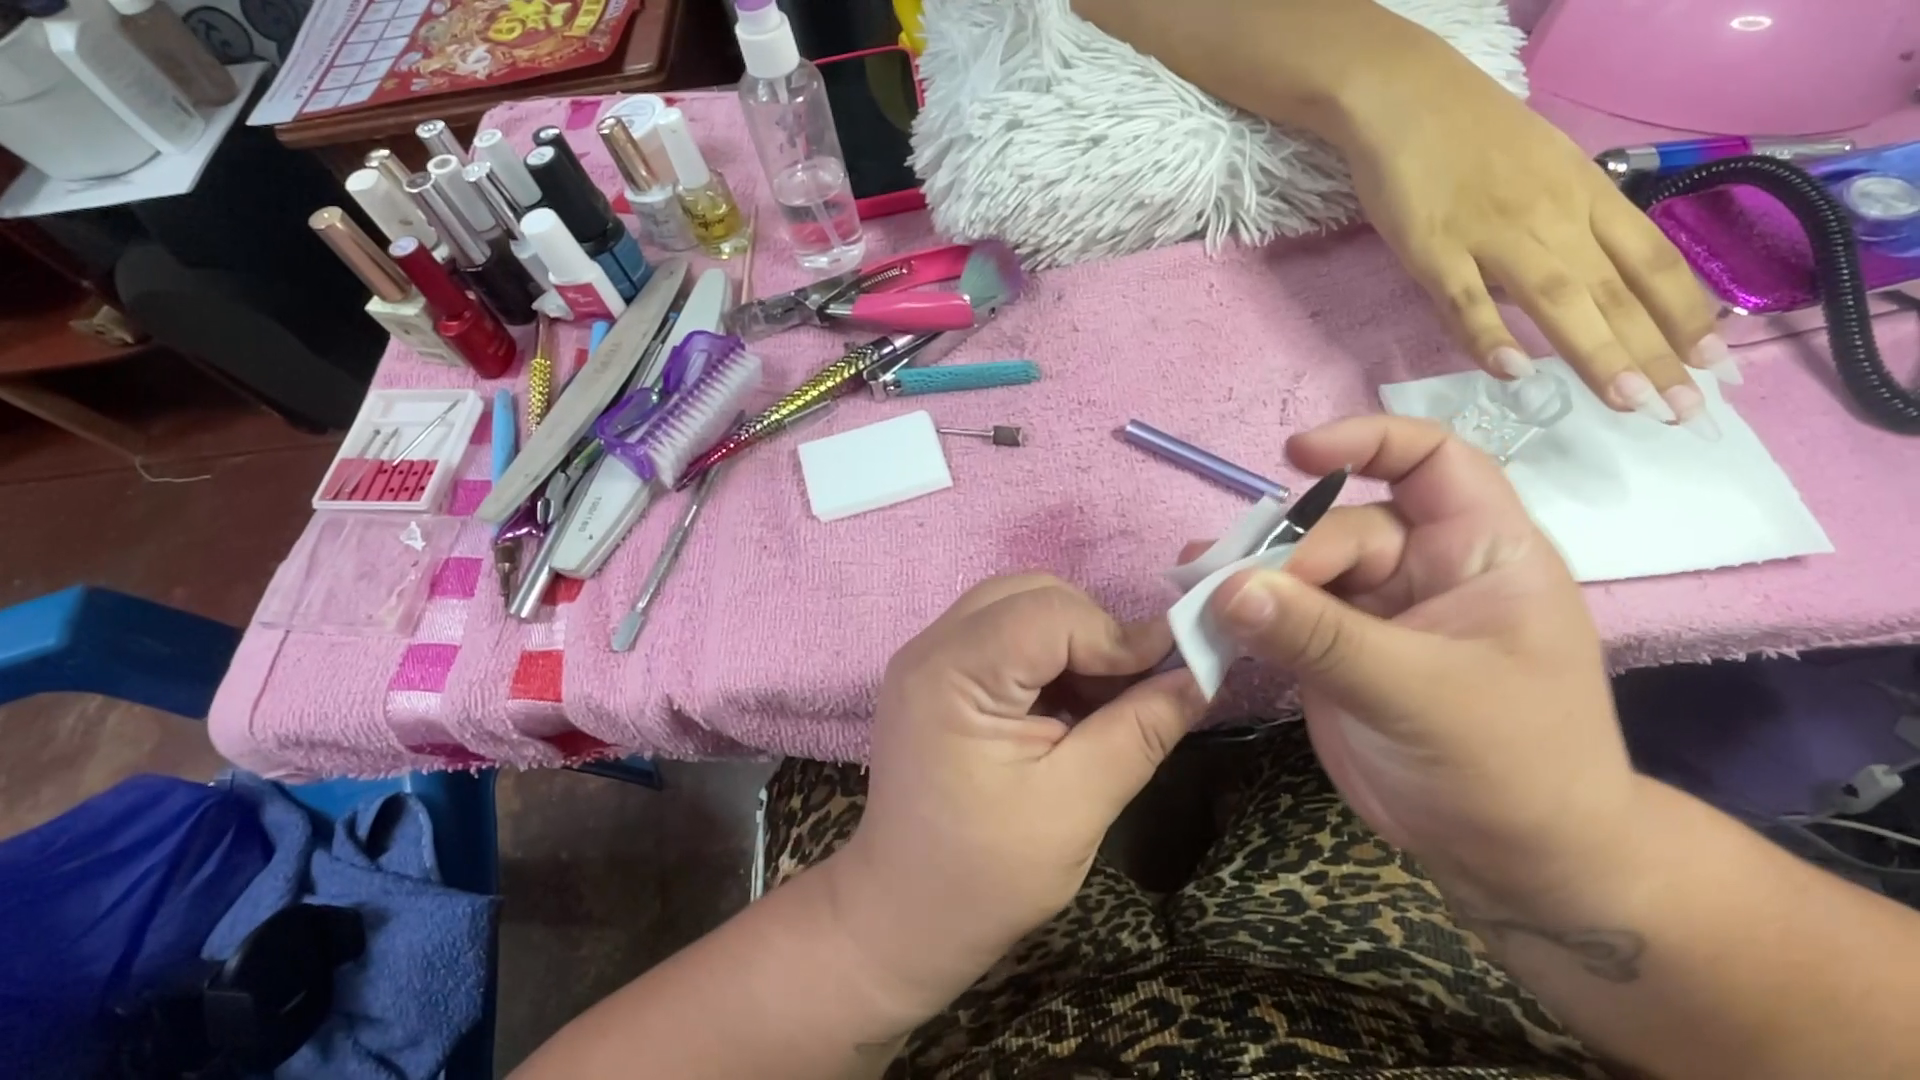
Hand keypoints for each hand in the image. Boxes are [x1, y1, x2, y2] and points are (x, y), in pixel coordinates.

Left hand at [828, 575, 1205, 1016]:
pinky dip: (1049, 658)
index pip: (1048, 613)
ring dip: (1075, 643)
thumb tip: (1200, 674)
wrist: (905, 916)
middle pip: (1032, 596)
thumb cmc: (985, 875)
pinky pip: (1004, 637)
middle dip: (1095, 633)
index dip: (1115, 635)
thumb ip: (1140, 731)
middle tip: (1135, 690)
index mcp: (950, 675)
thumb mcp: (1076, 807)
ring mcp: (928, 659)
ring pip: (1021, 608)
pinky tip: (1070, 708)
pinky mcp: (937, 678)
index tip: (1168, 672)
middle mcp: (930, 648)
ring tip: (1104, 704)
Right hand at [1206, 416, 1641, 911]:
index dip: (1368, 441)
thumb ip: (1322, 637)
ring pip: (1302, 572)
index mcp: (1480, 552)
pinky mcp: (1335, 654)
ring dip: (1250, 579)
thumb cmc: (1507, 765)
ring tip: (1196, 590)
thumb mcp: (1420, 693)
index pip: (1431, 461)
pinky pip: (1282, 618)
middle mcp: (1424, 570)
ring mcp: (1375, 614)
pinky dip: (1244, 616)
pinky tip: (1204, 618)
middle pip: (1341, 529)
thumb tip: (1228, 587)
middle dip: (1286, 554)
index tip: (1295, 457)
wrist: (1509, 861)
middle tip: (1231, 593)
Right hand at [1329, 35, 1731, 433]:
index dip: (1685, 313)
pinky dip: (1487, 334)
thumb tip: (1572, 288)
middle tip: (1683, 410)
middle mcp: (1552, 217)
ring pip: (1556, 297)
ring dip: (1596, 350)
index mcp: (1584, 196)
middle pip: (1614, 290)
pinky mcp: (1432, 248)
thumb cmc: (1473, 137)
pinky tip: (1511, 371)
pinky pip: (1462, 298)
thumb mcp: (1543, 168)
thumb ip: (1562, 226)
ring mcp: (1491, 234)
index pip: (1651, 261)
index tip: (1712, 363)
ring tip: (1627, 402)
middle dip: (1654, 351)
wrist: (1405, 98)